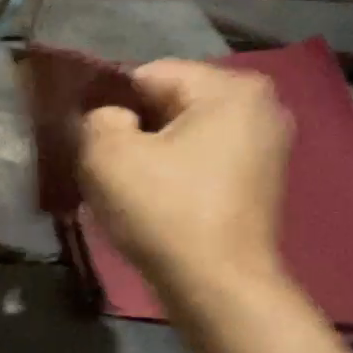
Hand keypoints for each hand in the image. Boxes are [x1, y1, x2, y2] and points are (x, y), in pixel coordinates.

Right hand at [80, 59, 293, 298]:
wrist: (215, 279)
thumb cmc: (163, 210)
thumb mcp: (108, 157)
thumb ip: (97, 121)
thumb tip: (106, 118)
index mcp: (230, 88)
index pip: (149, 74)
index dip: (108, 103)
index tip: (85, 141)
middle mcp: (260, 104)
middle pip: (171, 103)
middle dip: (132, 130)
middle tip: (101, 170)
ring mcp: (267, 144)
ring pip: (186, 134)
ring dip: (150, 154)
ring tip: (125, 189)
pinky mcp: (260, 179)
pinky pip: (203, 160)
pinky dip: (174, 174)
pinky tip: (155, 203)